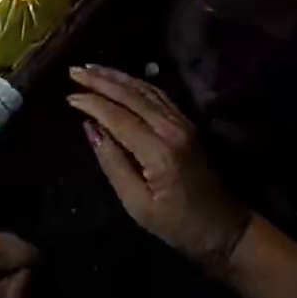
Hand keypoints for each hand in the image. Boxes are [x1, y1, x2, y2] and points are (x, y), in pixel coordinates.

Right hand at [69, 65, 249, 274]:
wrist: (227, 230)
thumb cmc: (179, 226)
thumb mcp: (138, 205)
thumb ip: (112, 163)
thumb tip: (89, 128)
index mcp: (159, 151)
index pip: (117, 116)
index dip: (91, 103)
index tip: (68, 98)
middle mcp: (171, 128)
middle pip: (129, 94)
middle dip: (99, 80)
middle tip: (73, 70)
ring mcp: (182, 121)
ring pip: (143, 88)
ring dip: (115, 75)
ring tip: (90, 67)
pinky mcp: (186, 121)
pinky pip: (156, 93)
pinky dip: (133, 81)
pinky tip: (119, 78)